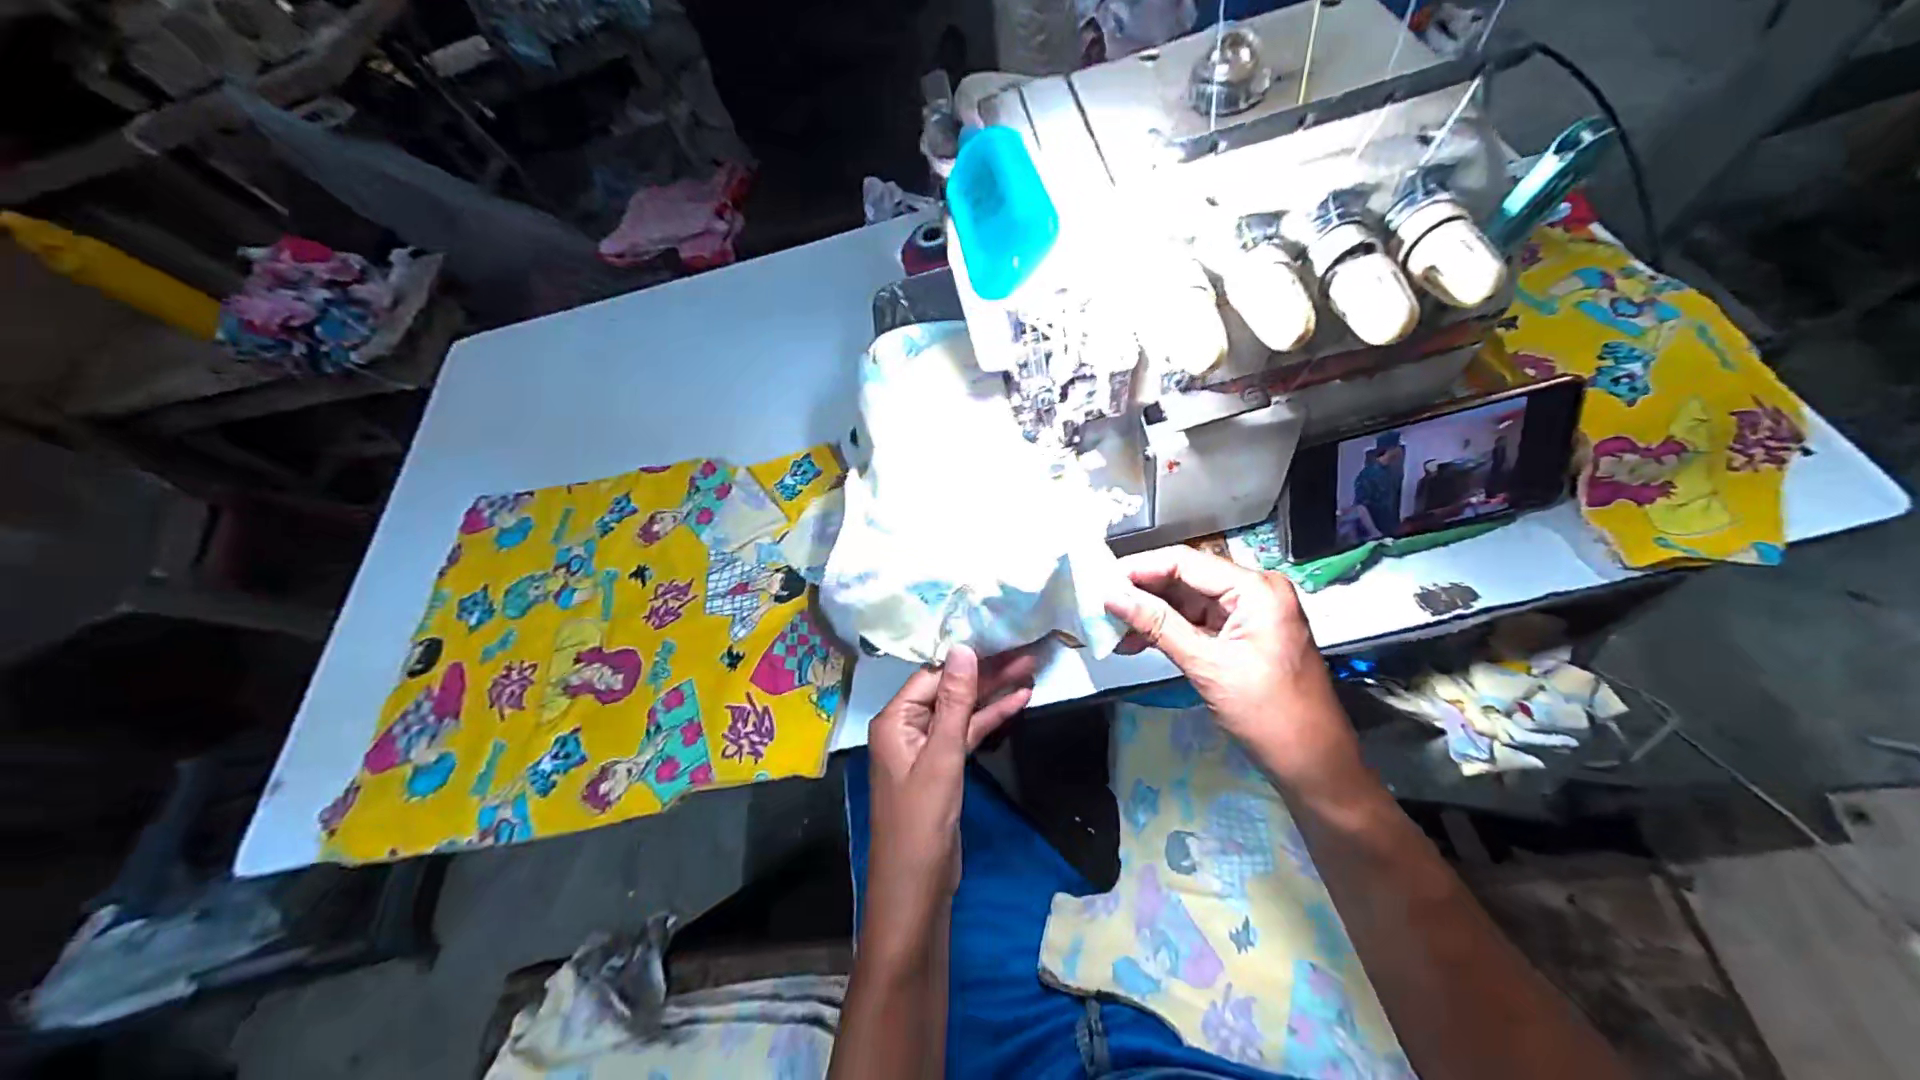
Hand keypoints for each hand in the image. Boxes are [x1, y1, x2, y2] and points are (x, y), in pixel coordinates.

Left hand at [866, 645, 1037, 918]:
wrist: (917, 885)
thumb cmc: (922, 819)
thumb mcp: (942, 755)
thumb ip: (954, 701)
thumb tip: (962, 649)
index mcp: (895, 719)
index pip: (933, 676)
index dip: (967, 658)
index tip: (1001, 638)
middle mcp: (907, 726)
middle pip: (949, 690)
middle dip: (987, 674)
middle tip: (1026, 652)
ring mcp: (926, 746)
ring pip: (962, 710)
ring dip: (993, 694)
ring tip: (1030, 669)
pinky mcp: (943, 765)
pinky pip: (967, 733)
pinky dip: (990, 720)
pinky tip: (1019, 702)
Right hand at [1105, 545, 1356, 786]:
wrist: (1313, 763)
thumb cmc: (1269, 714)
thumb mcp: (1207, 665)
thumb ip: (1157, 625)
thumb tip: (1113, 597)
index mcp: (1256, 589)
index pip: (1186, 562)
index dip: (1140, 569)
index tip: (1102, 581)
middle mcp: (1254, 592)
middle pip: (1185, 579)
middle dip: (1142, 593)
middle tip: (1101, 606)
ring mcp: (1249, 615)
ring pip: (1186, 602)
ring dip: (1150, 615)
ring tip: (1113, 629)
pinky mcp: (1242, 636)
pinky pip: (1197, 623)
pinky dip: (1168, 631)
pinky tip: (1136, 641)